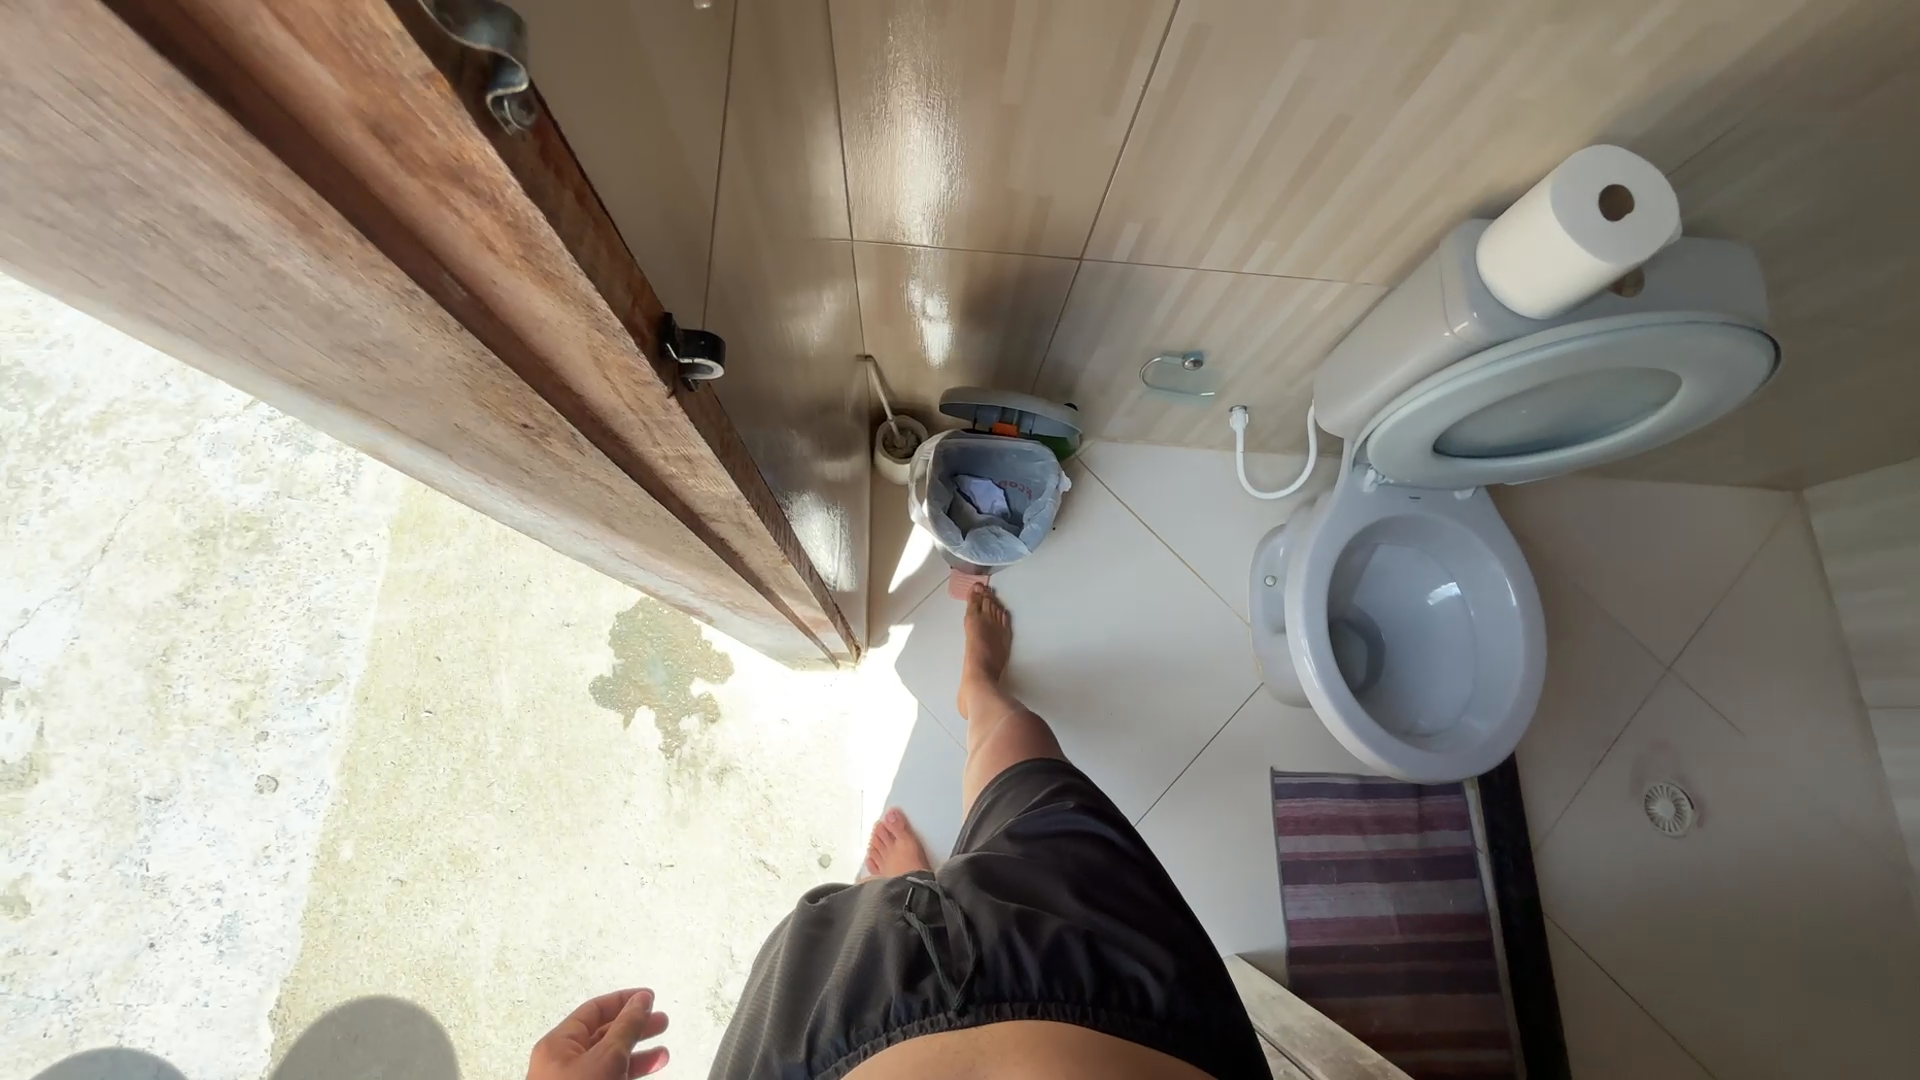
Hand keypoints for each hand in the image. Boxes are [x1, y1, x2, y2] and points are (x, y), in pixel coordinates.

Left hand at [528, 988, 670, 1078]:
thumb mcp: (608, 1056)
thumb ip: (627, 1025)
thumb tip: (642, 999)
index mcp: (558, 1045)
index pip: (594, 1010)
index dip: (624, 1000)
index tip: (650, 999)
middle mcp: (560, 1063)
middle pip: (603, 1035)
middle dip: (635, 1029)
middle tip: (661, 1024)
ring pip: (607, 1061)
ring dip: (637, 1056)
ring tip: (662, 1056)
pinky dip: (627, 1074)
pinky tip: (646, 1075)